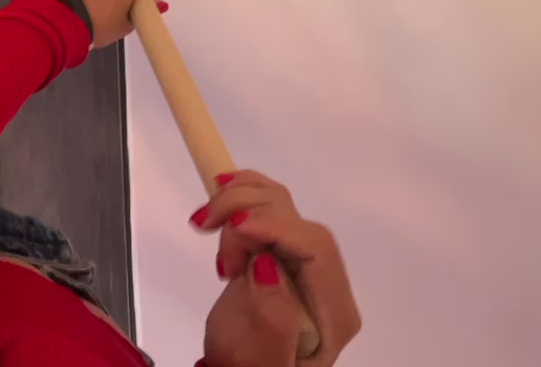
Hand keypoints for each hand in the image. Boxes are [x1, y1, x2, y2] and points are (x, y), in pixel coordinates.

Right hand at [194, 170, 359, 365]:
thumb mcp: (261, 361)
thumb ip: (273, 318)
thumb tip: (269, 263)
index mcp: (333, 310)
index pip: (315, 246)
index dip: (274, 225)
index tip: (233, 228)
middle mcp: (324, 278)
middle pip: (294, 218)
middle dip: (246, 215)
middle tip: (215, 252)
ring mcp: (299, 258)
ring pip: (277, 201)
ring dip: (235, 200)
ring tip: (206, 227)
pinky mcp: (276, 245)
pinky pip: (264, 201)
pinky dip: (238, 191)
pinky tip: (216, 197)